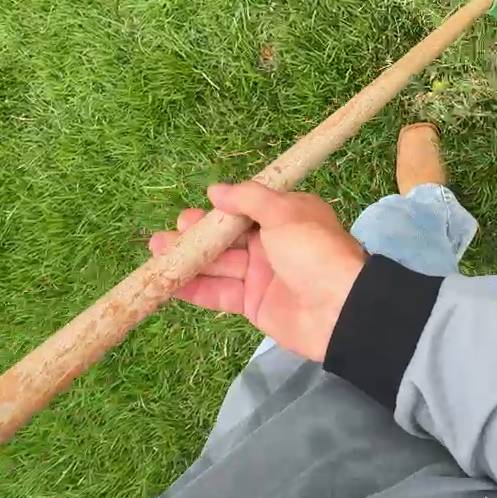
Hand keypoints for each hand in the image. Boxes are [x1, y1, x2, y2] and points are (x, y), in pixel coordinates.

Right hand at [148, 182, 368, 361]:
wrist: (340, 308)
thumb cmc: (313, 249)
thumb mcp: (284, 212)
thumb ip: (248, 199)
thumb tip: (216, 190)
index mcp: (284, 216)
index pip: (245, 209)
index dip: (218, 211)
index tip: (193, 211)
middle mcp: (271, 243)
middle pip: (227, 237)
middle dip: (197, 235)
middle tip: (168, 234)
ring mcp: (261, 274)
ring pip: (218, 264)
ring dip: (188, 259)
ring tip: (156, 252)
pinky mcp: (253, 304)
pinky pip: (219, 293)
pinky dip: (195, 289)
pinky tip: (170, 283)